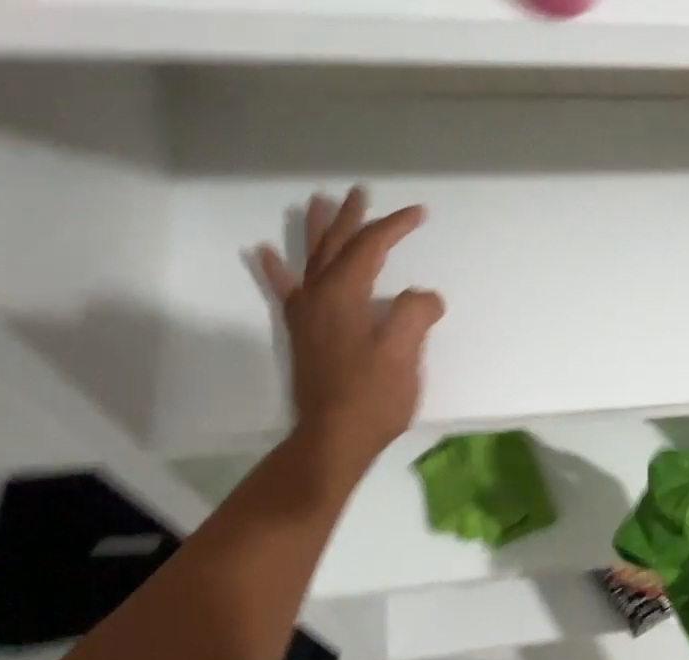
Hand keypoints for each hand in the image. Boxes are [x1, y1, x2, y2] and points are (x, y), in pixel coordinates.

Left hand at [257, 185, 443, 465]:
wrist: (334, 436)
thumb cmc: (373, 396)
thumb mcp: (404, 354)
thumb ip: (414, 314)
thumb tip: (424, 297)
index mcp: (345, 293)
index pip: (371, 246)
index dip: (395, 226)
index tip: (419, 214)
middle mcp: (319, 295)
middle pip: (335, 244)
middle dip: (351, 217)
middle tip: (359, 193)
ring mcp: (306, 314)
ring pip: (310, 259)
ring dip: (316, 229)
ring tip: (316, 203)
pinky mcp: (302, 334)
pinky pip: (286, 290)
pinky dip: (274, 269)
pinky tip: (263, 253)